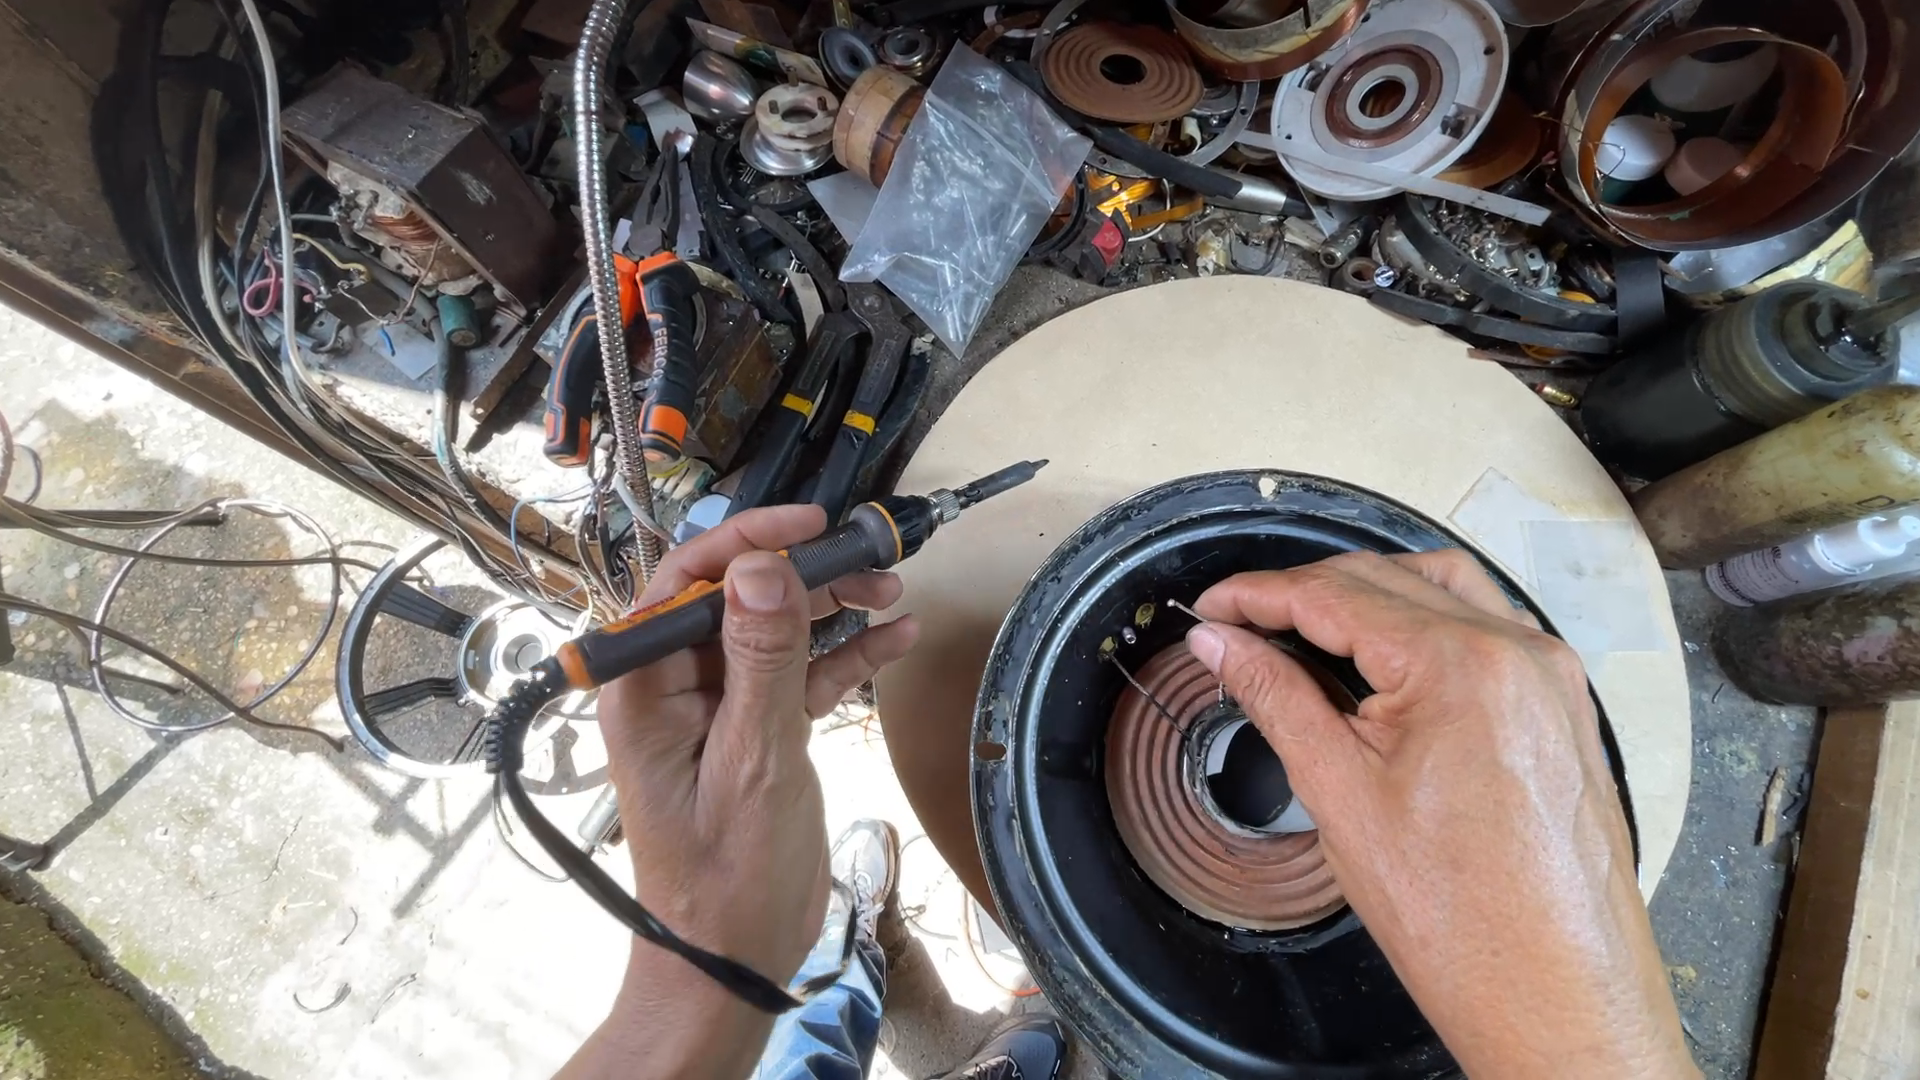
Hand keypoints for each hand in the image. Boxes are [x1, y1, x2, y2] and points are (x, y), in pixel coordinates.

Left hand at [558, 505, 918, 1079]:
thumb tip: (764, 565)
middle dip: (808, 576)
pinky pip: (804, 672)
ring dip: (835, 609)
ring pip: (780, 629)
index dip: (749, 540)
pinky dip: (847, 656)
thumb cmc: (729, 870)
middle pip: (743, 598)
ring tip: (892, 594)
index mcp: (648, 683)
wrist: (739, 956)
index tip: (813, 525)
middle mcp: (680, 682)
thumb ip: (761, 659)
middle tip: (873, 564)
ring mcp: (725, 703)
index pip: (689, 581)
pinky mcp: (762, 725)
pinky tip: (895, 639)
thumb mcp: (752, 758)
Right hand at [1184, 550, 1695, 1079]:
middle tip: (1233, 623)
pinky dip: (1410, 617)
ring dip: (1355, 594)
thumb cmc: (1449, 910)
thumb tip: (1214, 641)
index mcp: (1460, 664)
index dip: (1254, 594)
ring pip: (1432, 586)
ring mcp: (1548, 673)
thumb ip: (1272, 693)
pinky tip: (1373, 651)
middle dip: (1295, 592)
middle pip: (1380, 578)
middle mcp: (1517, 649)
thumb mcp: (1335, 789)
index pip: (1330, 595)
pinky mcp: (1556, 702)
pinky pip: (1475, 623)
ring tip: (1295, 627)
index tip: (1207, 608)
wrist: (1559, 1006)